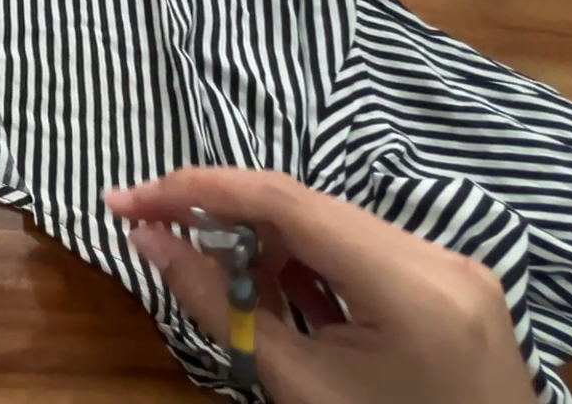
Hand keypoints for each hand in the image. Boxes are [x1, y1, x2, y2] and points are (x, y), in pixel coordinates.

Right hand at [106, 169, 536, 403]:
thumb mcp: (294, 382)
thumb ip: (213, 300)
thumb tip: (142, 235)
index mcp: (410, 284)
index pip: (279, 200)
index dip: (192, 189)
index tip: (125, 201)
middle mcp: (436, 256)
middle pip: (294, 202)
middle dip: (212, 207)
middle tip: (144, 220)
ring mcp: (446, 265)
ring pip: (314, 217)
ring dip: (249, 233)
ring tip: (208, 268)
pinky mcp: (442, 278)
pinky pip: (343, 241)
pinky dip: (291, 254)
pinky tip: (263, 284)